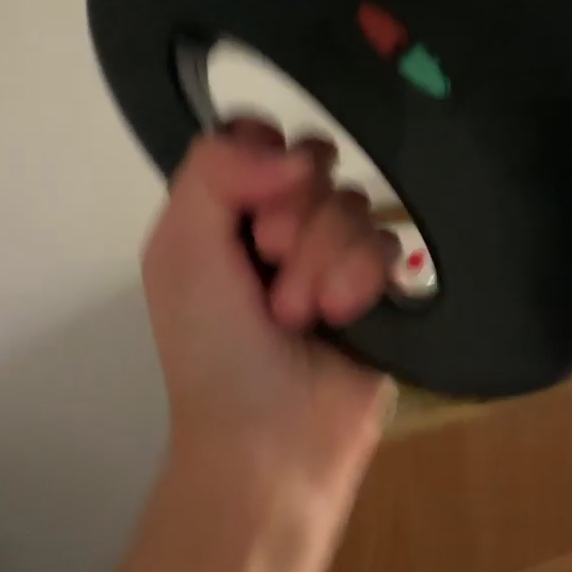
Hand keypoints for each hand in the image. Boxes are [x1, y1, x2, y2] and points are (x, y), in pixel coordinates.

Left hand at [140, 118, 397, 485]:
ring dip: (322, 261)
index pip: (257, 133)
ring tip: (303, 312)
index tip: (258, 193)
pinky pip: (389, 238)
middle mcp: (281, 219)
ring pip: (353, 202)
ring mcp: (335, 247)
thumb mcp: (182, 255)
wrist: (274, 438)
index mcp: (227, 209)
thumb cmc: (215, 350)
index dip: (263, 152)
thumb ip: (215, 174)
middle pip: (313, 161)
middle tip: (268, 264)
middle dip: (293, 218)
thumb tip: (294, 152)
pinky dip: (361, 277)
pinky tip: (345, 313)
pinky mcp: (381, 276)